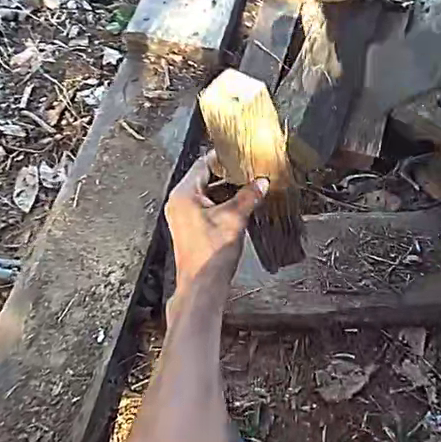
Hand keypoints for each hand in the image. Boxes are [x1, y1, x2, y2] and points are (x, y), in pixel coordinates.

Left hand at [165, 151, 265, 295]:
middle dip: (228, 175)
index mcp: (183, 195)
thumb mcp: (234, 219)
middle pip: (205, 178)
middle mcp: (179, 203)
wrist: (202, 287)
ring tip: (248, 188)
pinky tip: (239, 206)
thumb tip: (261, 182)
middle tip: (249, 171)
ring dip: (226, 191)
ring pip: (207, 194)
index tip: (241, 154)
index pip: (203, 164)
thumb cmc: (211, 255)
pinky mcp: (189, 228)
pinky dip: (221, 204)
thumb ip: (248, 196)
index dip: (224, 158)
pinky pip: (206, 207)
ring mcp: (182, 216)